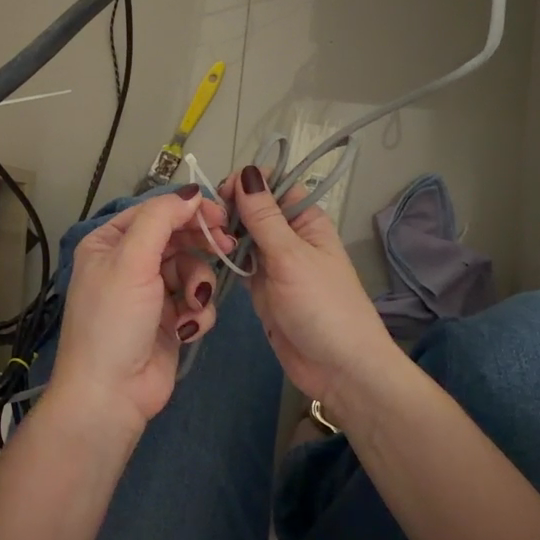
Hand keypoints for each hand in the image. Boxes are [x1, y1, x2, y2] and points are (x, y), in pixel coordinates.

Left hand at [50, 188, 229, 425]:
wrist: (111, 394)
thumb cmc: (114, 321)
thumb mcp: (132, 261)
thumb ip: (161, 220)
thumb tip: (190, 192)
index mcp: (108, 243)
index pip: (154, 212)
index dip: (188, 210)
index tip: (221, 214)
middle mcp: (127, 264)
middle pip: (177, 238)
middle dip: (200, 245)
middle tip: (226, 247)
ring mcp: (149, 293)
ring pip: (192, 269)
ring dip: (199, 284)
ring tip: (193, 303)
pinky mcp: (169, 320)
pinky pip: (195, 301)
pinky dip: (197, 312)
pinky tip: (187, 328)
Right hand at [220, 165, 396, 404]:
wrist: (339, 369)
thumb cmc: (322, 305)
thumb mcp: (291, 256)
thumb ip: (264, 216)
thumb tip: (246, 171)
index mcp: (306, 220)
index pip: (273, 185)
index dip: (246, 183)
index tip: (220, 194)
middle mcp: (290, 236)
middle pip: (253, 210)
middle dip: (228, 210)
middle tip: (204, 224)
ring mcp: (274, 264)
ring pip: (242, 237)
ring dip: (223, 236)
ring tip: (200, 240)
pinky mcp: (261, 289)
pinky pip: (238, 264)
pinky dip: (223, 260)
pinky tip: (204, 257)